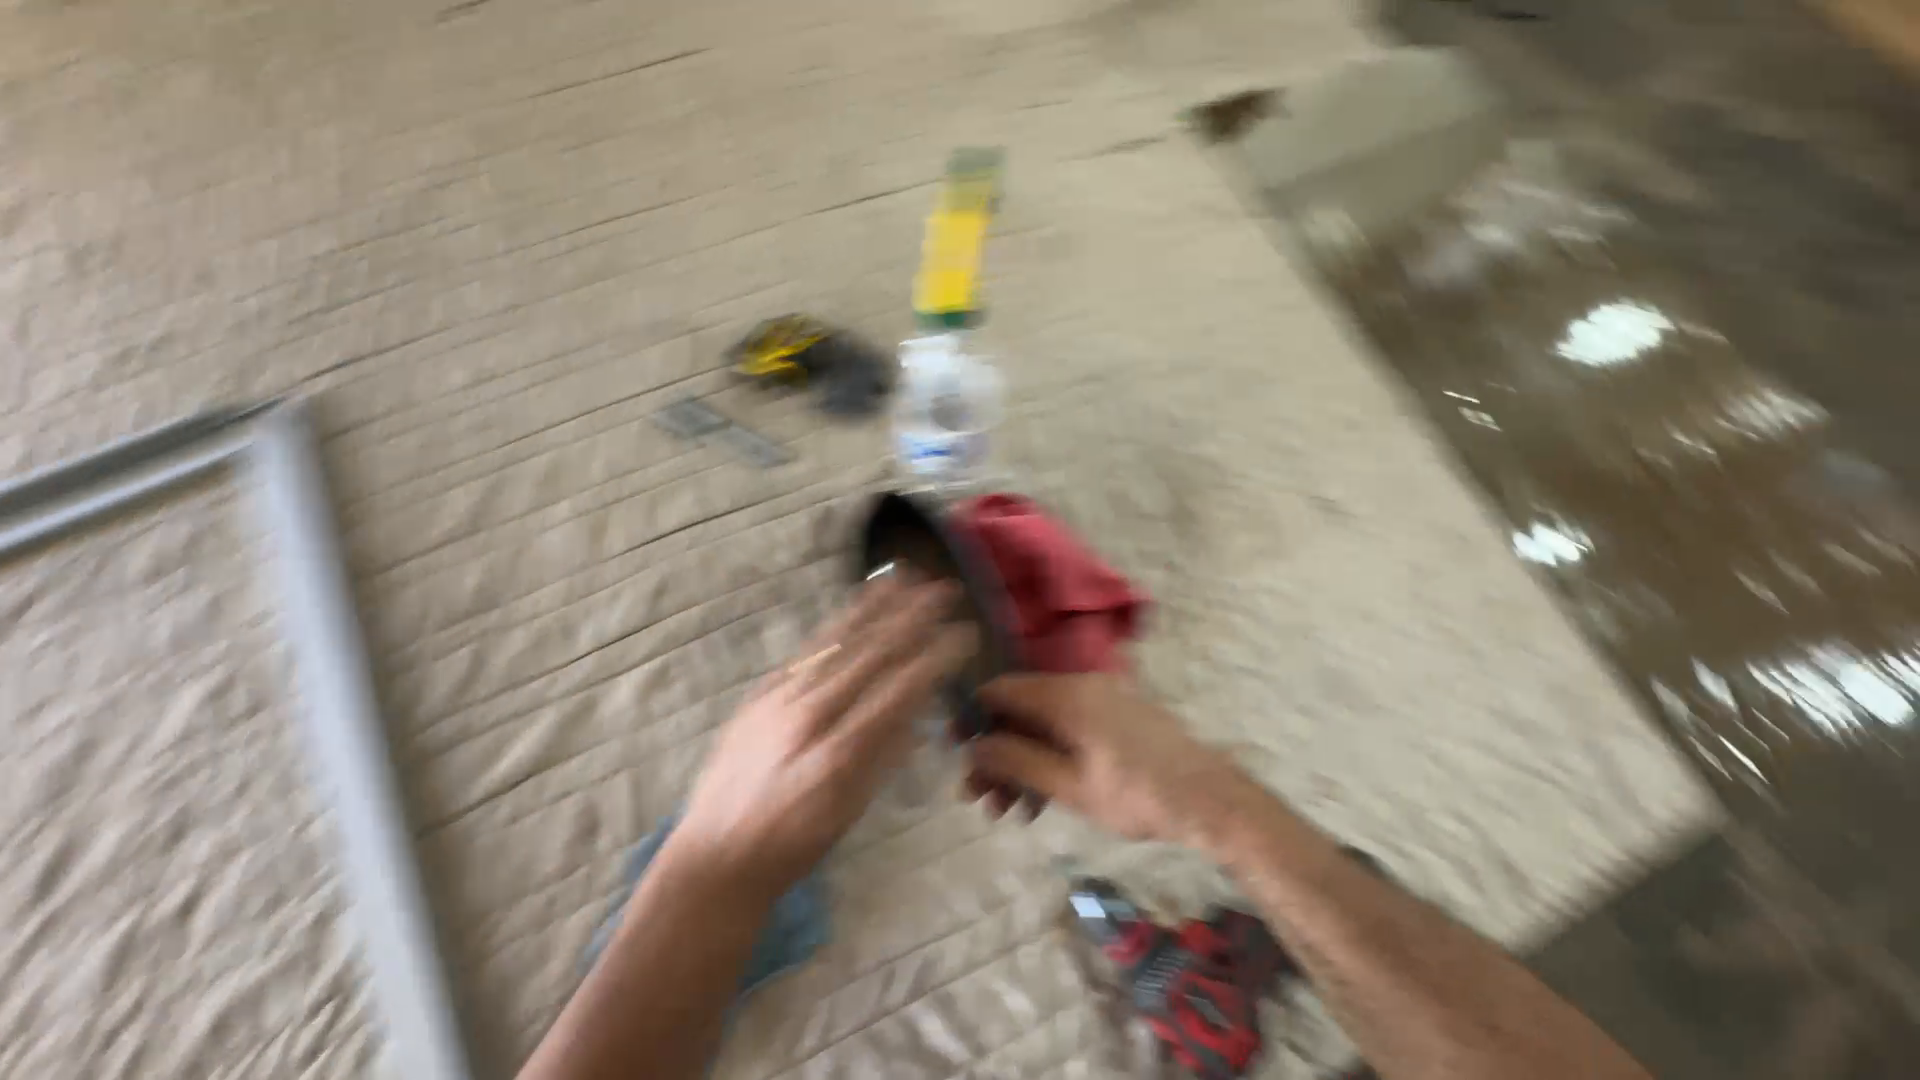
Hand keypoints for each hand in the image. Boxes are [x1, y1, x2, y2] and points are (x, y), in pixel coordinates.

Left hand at [674, 577, 976, 902]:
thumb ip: (884, 759)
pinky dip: (836, 625)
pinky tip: (854, 608)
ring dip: (873, 607)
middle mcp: (808, 715)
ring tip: (900, 577)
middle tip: (942, 589)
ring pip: (835, 642)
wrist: (714, 854)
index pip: (898, 690)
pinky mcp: (758, 695)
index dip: (935, 658)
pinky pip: (805, 652)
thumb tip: (920, 716)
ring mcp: (778, 699)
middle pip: (869, 654)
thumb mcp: (848, 812)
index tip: (963, 635)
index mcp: (839, 752)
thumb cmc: (792, 845)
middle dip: (911, 617)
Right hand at [964, 673, 1263, 847]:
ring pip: (1045, 723)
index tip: (956, 753)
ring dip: (1023, 761)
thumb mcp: (1069, 786)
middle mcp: (1082, 685)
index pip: (1000, 690)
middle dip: (997, 754)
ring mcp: (1103, 699)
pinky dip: (1051, 756)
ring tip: (1012, 812)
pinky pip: (1070, 727)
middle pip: (1020, 710)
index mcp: (1066, 696)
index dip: (972, 718)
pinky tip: (1044, 798)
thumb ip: (1017, 761)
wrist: (1211, 799)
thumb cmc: (1137, 795)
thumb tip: (975, 746)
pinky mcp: (1119, 715)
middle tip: (982, 800)